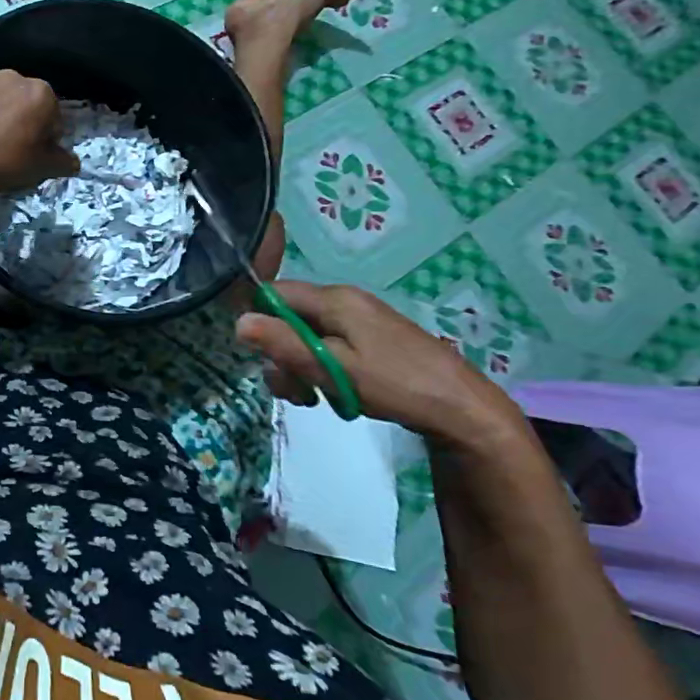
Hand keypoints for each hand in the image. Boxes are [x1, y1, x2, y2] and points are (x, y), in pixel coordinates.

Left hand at [0, 70, 79, 192]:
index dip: (49, 134)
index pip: (54, 114)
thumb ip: (65, 161)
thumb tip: (73, 162)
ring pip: (2, 94)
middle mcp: (16, 77)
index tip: (38, 151)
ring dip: (2, 109)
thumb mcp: (44, 167)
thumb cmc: (7, 161)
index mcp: (42, 93)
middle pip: (28, 99)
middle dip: (26, 117)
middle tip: (16, 144)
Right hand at [235, 281, 528, 447]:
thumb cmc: (394, 383)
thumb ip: (286, 345)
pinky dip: (323, 370)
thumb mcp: (333, 368)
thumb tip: (238, 322)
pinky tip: (335, 395)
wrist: (460, 407)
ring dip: (302, 367)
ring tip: (316, 399)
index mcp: (335, 299)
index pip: (275, 292)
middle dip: (282, 354)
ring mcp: (360, 320)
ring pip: (308, 336)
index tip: (263, 358)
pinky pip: (330, 347)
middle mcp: (345, 301)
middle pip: (290, 317)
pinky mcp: (371, 340)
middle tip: (295, 393)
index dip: (260, 321)